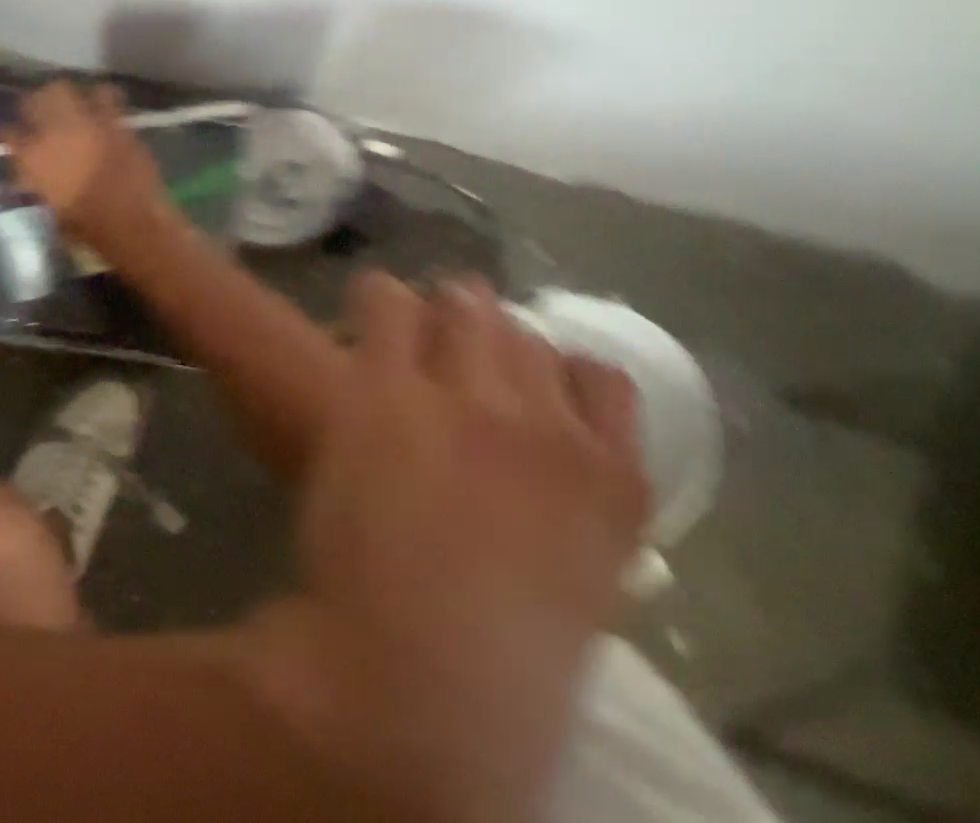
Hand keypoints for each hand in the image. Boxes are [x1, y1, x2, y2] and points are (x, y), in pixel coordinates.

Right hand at [0, 80, 170, 253]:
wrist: (133, 224)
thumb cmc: (89, 229)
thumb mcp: (53, 211)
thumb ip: (41, 186)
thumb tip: (36, 178)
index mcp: (32, 160)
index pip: (8, 134)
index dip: (9, 135)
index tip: (11, 137)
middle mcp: (53, 134)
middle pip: (35, 100)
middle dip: (35, 104)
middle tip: (42, 113)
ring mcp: (85, 122)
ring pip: (64, 89)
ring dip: (66, 96)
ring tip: (72, 107)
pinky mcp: (114, 121)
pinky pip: (105, 96)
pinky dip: (102, 99)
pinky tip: (103, 109)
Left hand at [257, 274, 647, 821]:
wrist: (409, 676)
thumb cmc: (490, 673)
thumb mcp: (566, 608)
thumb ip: (570, 542)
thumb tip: (542, 515)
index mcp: (610, 488)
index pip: (604, 384)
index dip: (558, 369)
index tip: (526, 373)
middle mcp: (547, 428)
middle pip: (527, 339)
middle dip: (491, 333)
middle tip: (456, 335)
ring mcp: (467, 401)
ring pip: (465, 311)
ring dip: (441, 310)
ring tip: (410, 317)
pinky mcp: (388, 392)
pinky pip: (388, 309)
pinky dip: (380, 301)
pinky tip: (369, 304)